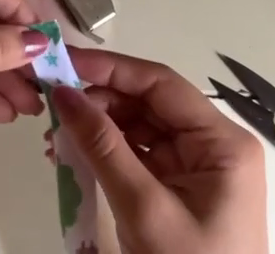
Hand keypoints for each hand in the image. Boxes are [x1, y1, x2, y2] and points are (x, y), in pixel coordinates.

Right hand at [54, 49, 268, 253]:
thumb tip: (61, 90)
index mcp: (222, 143)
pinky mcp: (182, 190)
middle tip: (52, 105)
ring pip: (139, 126)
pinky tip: (73, 157)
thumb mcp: (144, 209)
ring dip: (97, 127)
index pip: (160, 84)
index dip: (110, 69)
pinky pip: (138, 154)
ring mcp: (199, 169)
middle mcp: (214, 146)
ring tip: (56, 138)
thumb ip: (102, 146)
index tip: (63, 64)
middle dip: (99, 101)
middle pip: (148, 102)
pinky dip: (105, 153)